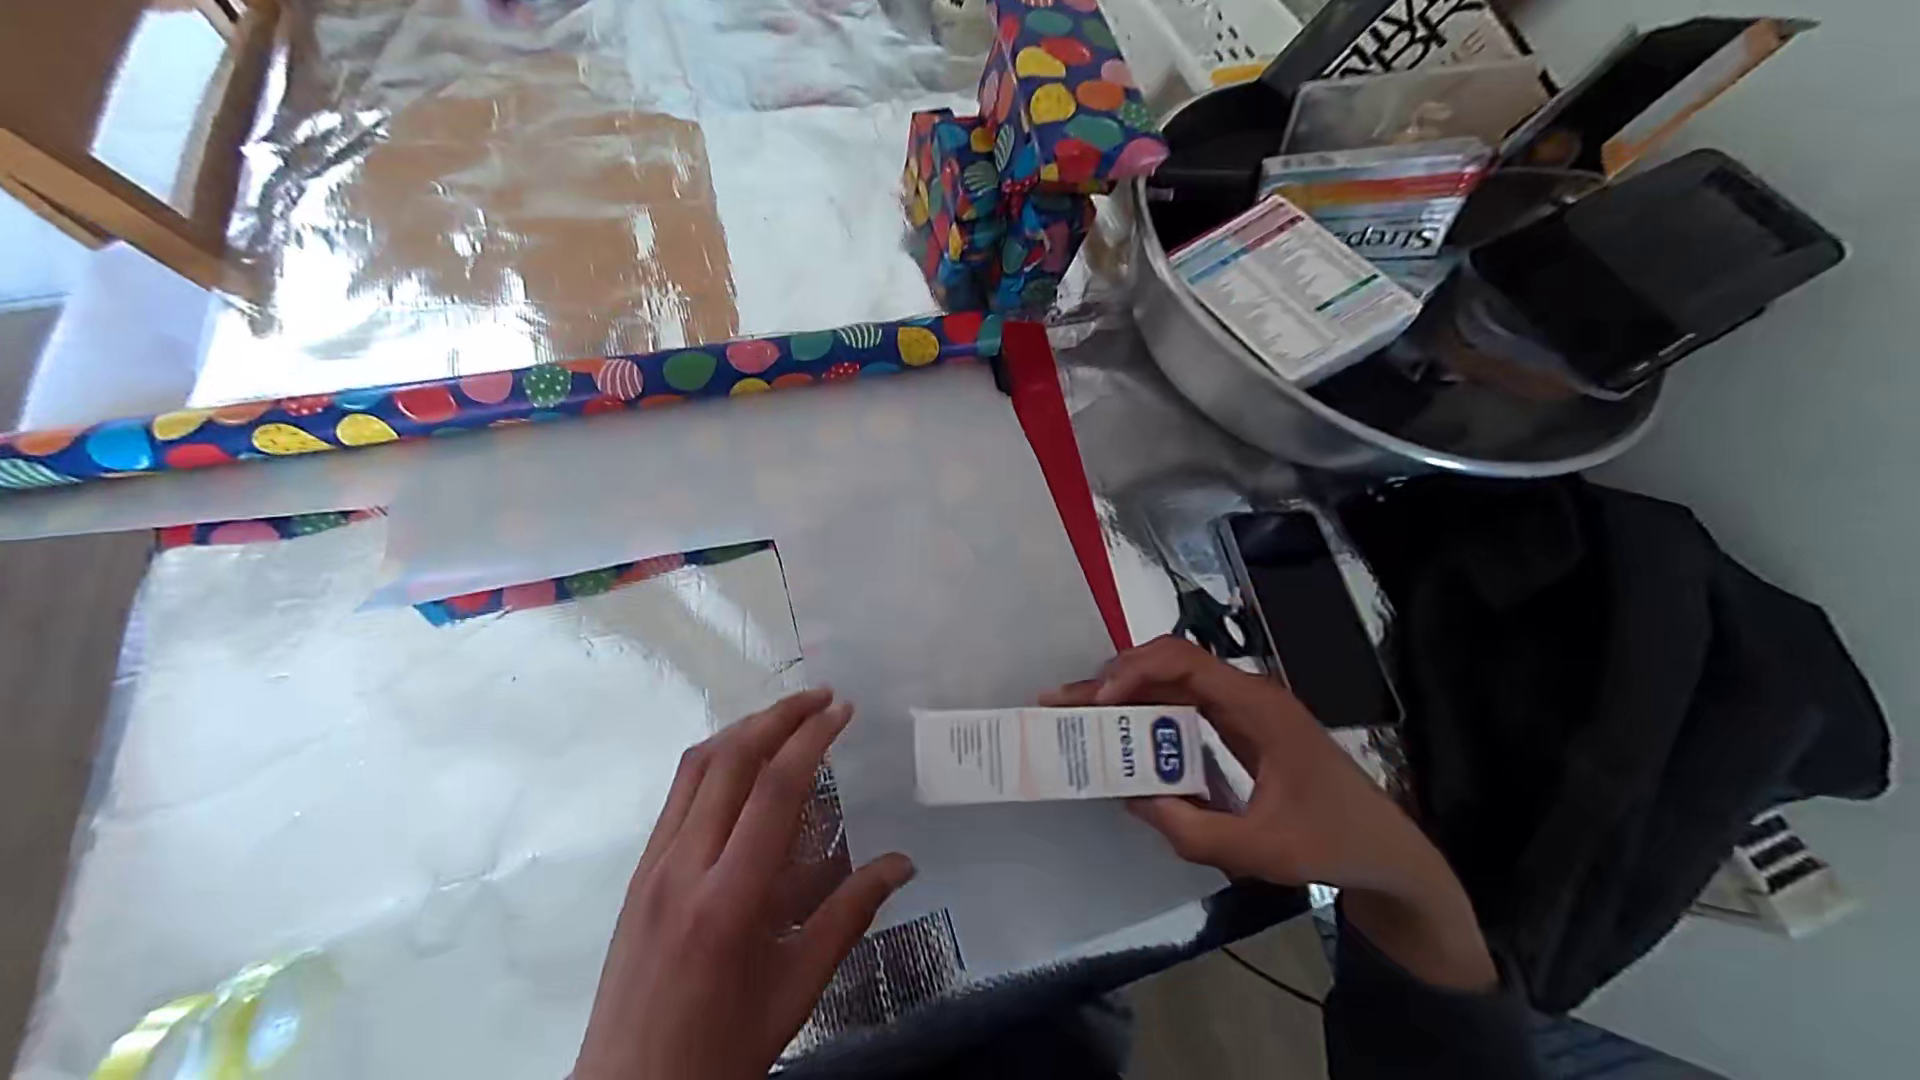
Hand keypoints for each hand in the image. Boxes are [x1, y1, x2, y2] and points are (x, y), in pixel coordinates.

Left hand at [574, 689, 915, 1079]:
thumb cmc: (723, 1048)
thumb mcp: (799, 986)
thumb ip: (852, 914)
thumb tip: (903, 863)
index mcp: (729, 898)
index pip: (776, 790)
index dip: (813, 738)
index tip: (843, 709)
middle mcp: (683, 866)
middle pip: (731, 759)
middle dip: (780, 715)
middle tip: (821, 697)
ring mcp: (652, 865)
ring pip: (696, 767)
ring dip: (744, 728)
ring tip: (787, 715)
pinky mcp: (638, 872)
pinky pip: (679, 794)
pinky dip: (716, 759)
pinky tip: (745, 763)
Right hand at [1042, 637, 1495, 991]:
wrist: (1387, 853)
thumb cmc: (1335, 842)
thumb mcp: (1266, 851)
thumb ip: (1197, 833)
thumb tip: (1134, 799)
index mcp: (1257, 705)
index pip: (1184, 662)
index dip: (1135, 672)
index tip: (1099, 703)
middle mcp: (1243, 694)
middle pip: (1166, 664)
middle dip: (1112, 679)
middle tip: (1061, 702)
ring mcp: (1238, 708)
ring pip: (1167, 683)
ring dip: (1120, 695)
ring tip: (1075, 713)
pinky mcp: (1232, 727)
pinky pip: (1178, 708)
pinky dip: (1140, 715)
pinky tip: (1115, 734)